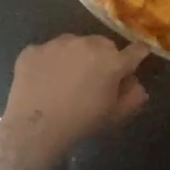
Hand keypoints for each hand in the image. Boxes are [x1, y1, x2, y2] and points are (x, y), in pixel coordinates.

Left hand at [0, 35, 148, 169]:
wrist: (36, 127)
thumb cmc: (81, 122)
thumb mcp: (115, 115)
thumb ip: (132, 96)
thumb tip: (136, 84)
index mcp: (111, 61)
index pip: (133, 51)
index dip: (136, 54)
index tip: (136, 56)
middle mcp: (86, 44)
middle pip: (101, 44)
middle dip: (102, 56)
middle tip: (94, 77)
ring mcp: (56, 44)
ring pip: (73, 43)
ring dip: (74, 55)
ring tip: (65, 79)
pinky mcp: (33, 49)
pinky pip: (46, 52)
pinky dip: (47, 62)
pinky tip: (43, 81)